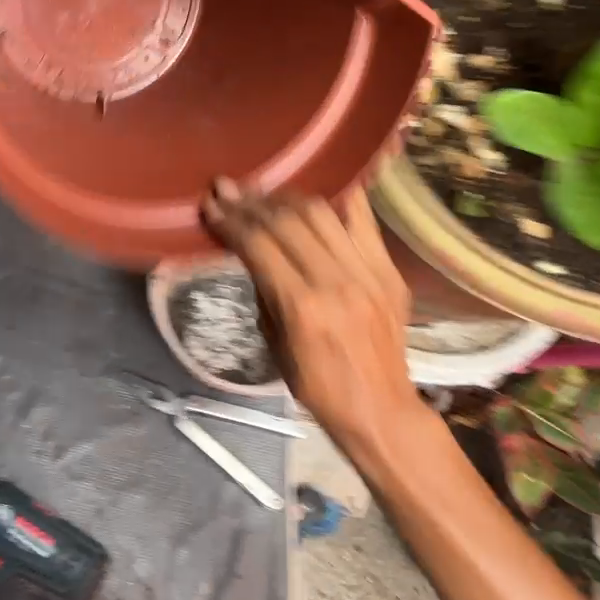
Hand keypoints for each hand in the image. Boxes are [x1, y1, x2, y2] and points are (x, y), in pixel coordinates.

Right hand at [200, 179, 430, 455]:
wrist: (381, 409)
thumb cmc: (316, 385)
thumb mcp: (273, 340)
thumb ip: (264, 289)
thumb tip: (251, 249)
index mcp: (302, 306)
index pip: (258, 244)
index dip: (230, 220)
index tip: (209, 204)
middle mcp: (337, 281)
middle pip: (287, 220)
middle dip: (251, 201)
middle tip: (228, 189)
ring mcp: (369, 273)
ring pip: (321, 212)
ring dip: (285, 197)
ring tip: (265, 193)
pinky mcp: (389, 271)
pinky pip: (361, 219)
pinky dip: (335, 200)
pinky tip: (313, 192)